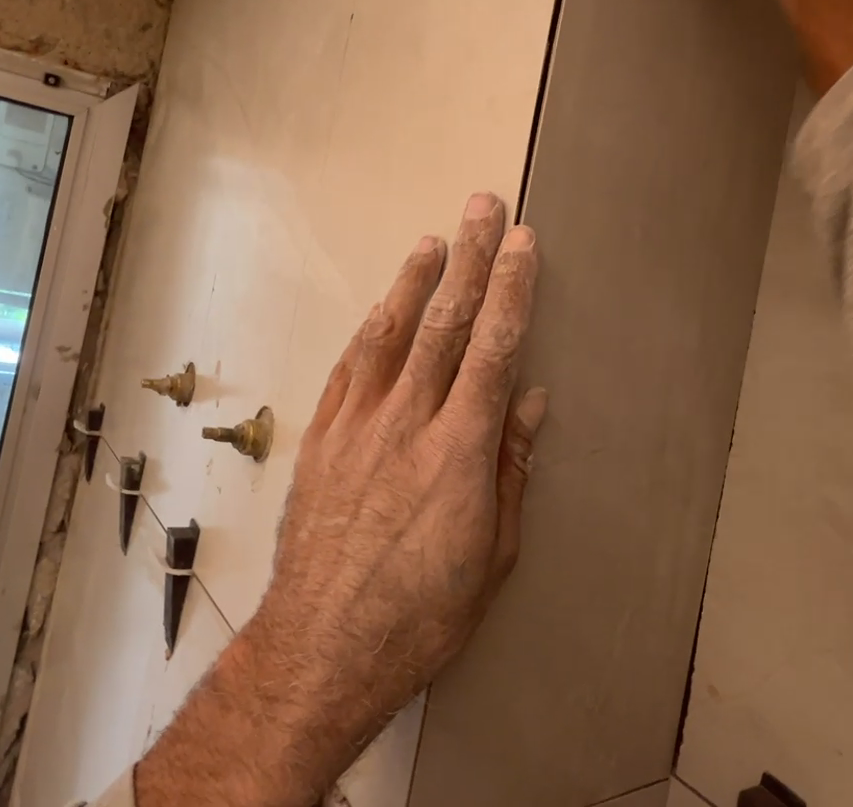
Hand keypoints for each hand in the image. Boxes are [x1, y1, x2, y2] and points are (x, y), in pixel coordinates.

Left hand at [134, 193, 545, 806]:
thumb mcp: (490, 555)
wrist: (323, 644)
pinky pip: (349, 368)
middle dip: (468, 260)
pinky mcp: (322, 438)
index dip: (510, 290)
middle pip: (444, 324)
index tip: (522, 244)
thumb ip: (509, 468)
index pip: (492, 349)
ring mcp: (357, 425)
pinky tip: (381, 309)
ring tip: (432, 241)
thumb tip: (530, 400)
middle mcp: (407, 422)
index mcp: (459, 451)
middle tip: (481, 207)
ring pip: (391, 334)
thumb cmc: (422, 614)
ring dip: (414, 282)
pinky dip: (370, 330)